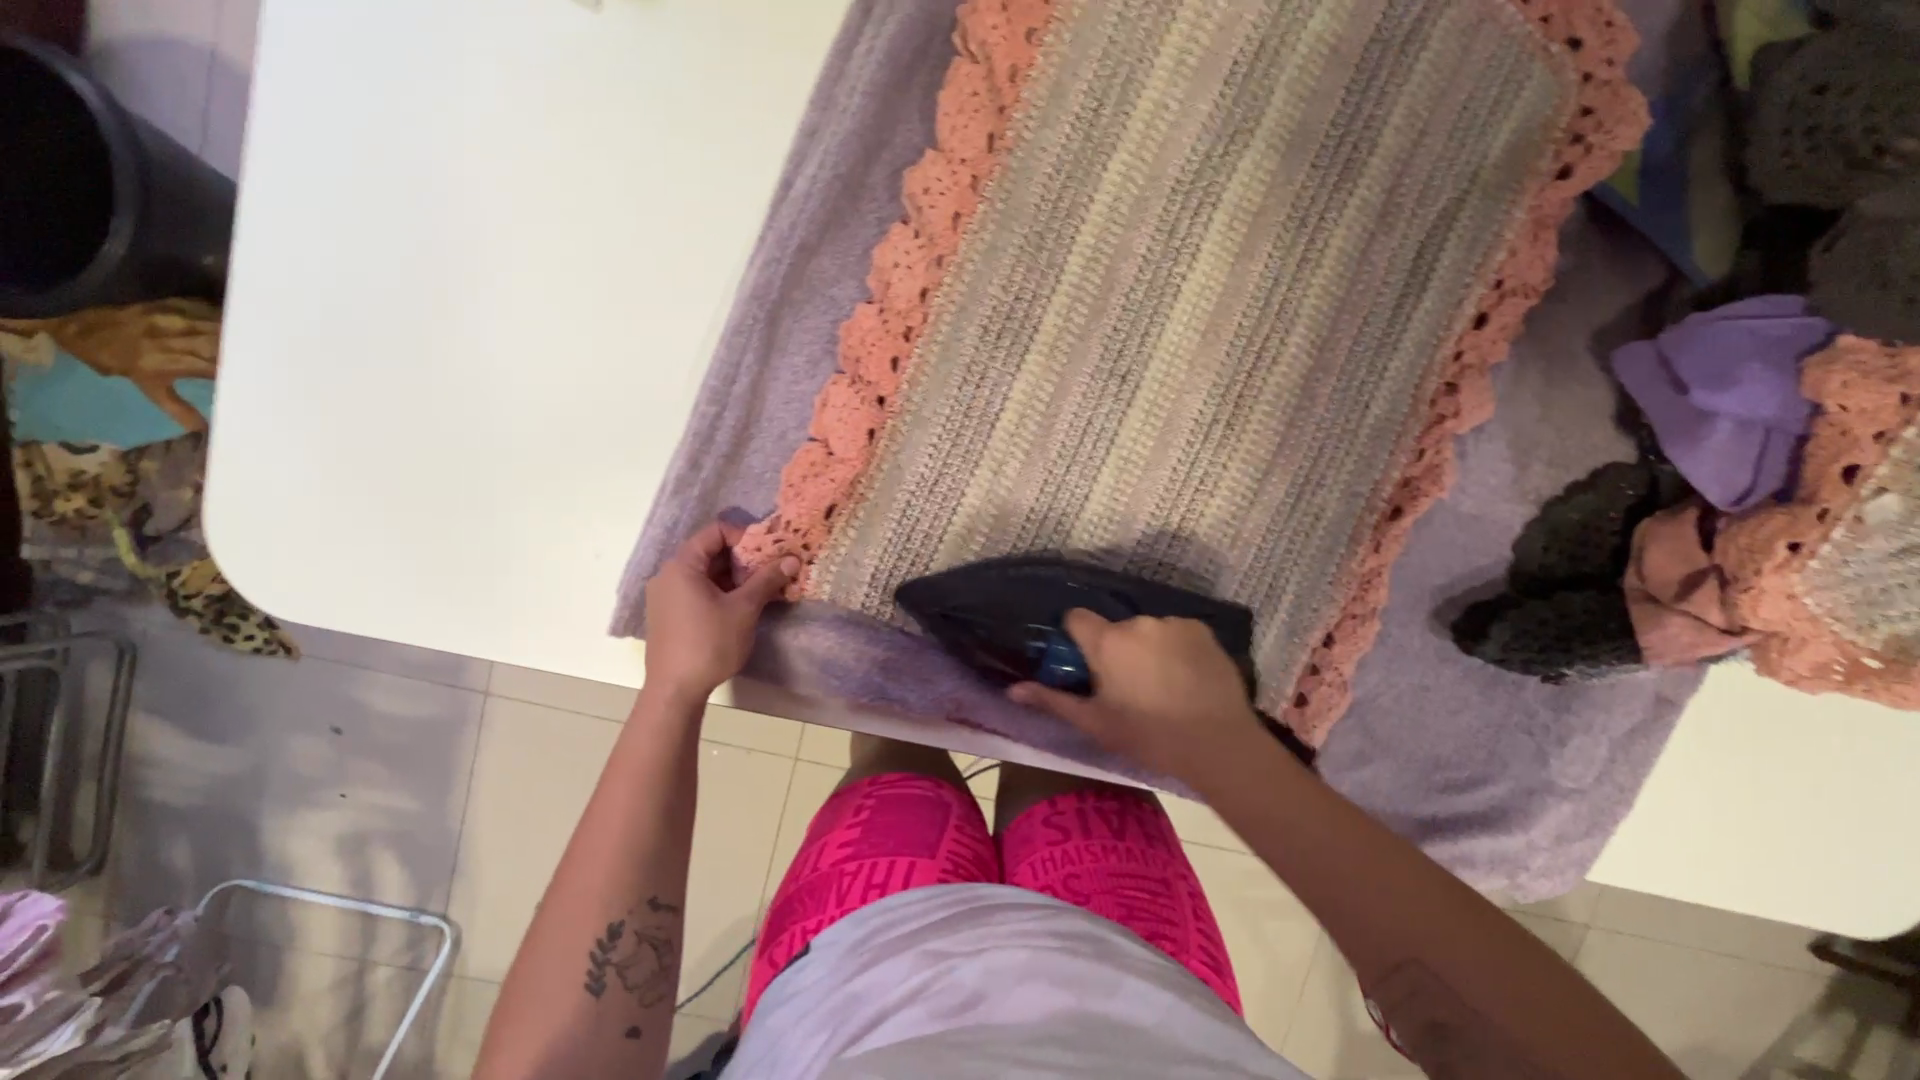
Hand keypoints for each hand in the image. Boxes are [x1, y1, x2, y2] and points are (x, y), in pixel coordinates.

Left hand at [643, 522, 797, 704]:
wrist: (675, 690)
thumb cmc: (709, 643)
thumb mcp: (744, 609)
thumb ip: (767, 580)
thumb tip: (793, 559)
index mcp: (682, 566)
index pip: (714, 532)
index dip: (744, 536)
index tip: (768, 552)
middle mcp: (668, 575)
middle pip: (709, 552)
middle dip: (743, 559)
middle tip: (771, 571)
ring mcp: (665, 597)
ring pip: (705, 574)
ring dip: (734, 577)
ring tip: (762, 590)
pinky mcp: (668, 616)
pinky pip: (696, 592)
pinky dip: (720, 592)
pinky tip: (742, 607)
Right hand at [1009, 610, 1269, 783]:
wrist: (1217, 743)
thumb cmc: (1148, 736)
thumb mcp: (1095, 723)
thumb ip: (1052, 701)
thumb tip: (1013, 690)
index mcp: (1107, 641)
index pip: (1076, 618)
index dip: (1077, 638)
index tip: (1085, 663)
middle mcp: (1138, 622)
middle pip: (1116, 629)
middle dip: (1117, 650)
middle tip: (1128, 687)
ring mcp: (1173, 623)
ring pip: (1148, 631)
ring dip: (1148, 649)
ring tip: (1163, 685)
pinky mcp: (1202, 630)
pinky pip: (1178, 633)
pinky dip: (1177, 649)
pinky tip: (1186, 679)